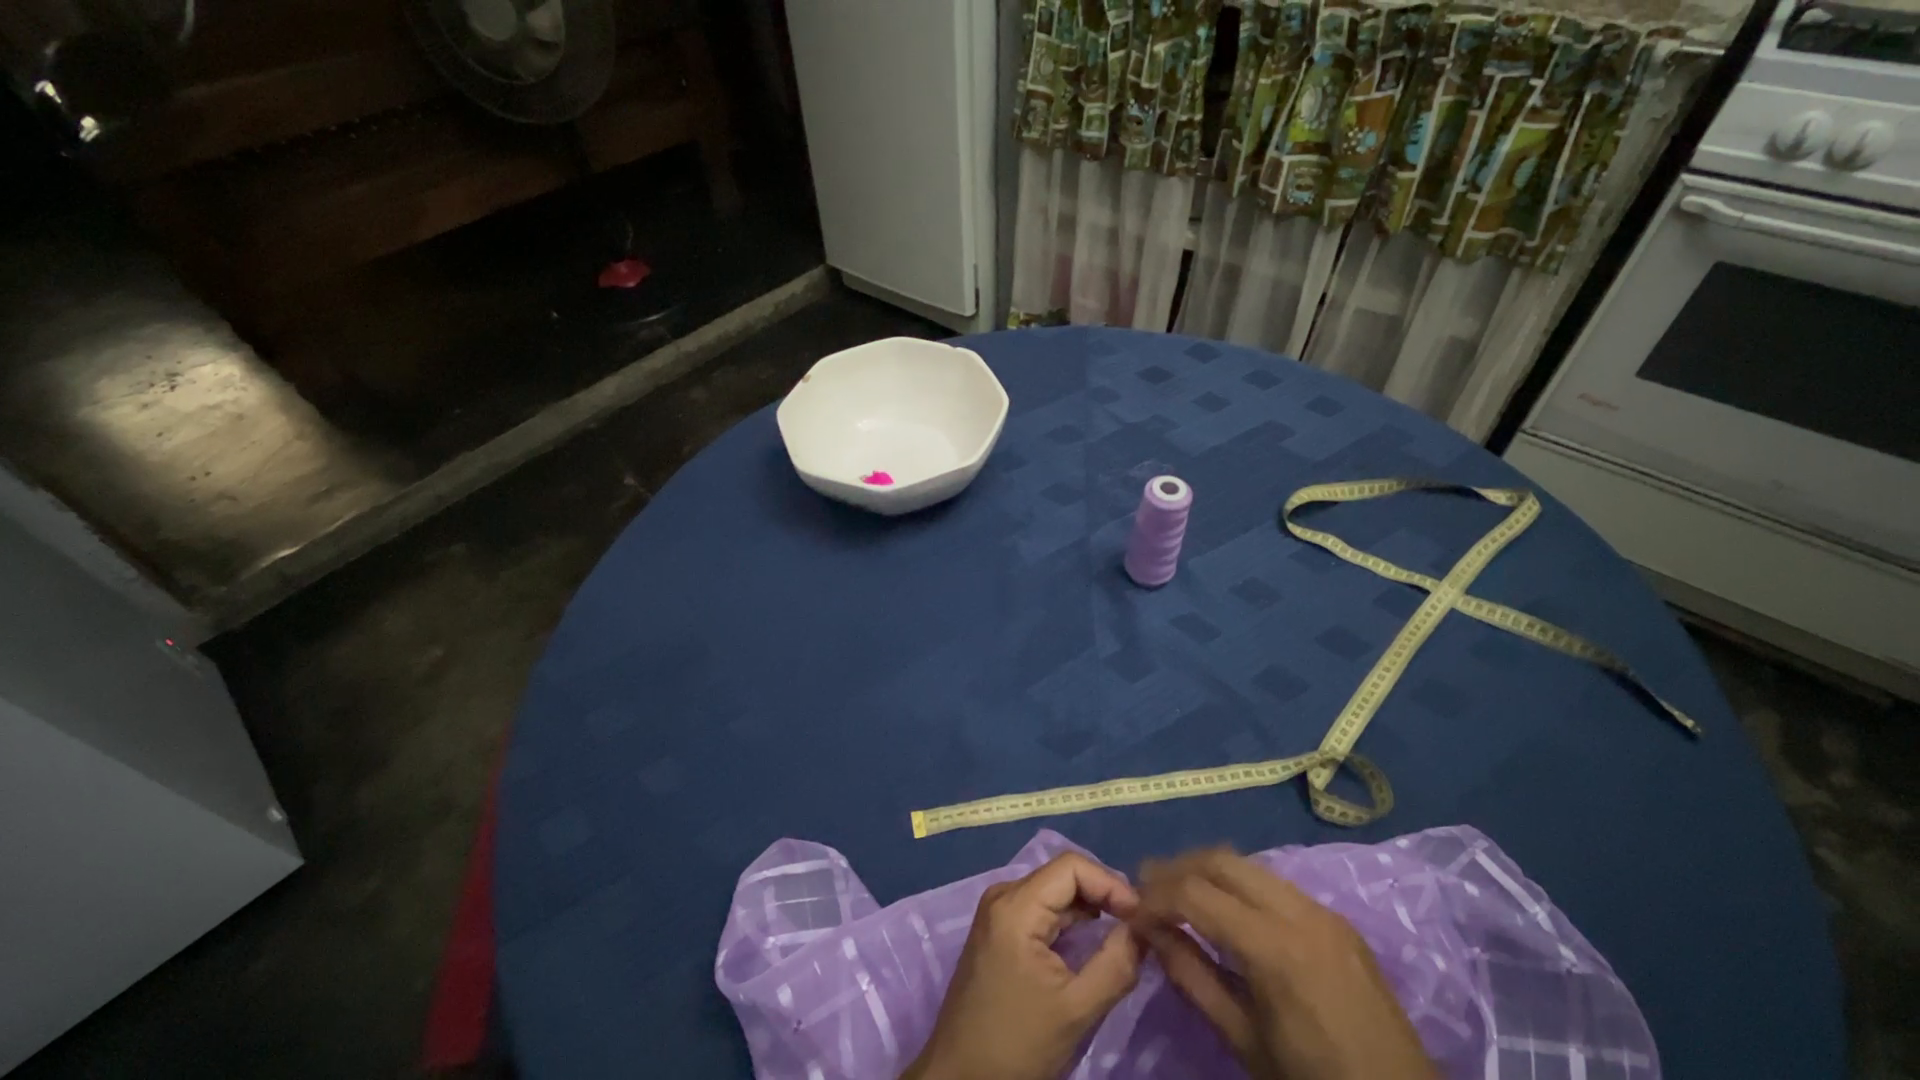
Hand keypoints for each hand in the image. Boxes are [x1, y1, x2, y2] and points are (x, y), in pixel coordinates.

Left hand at [901, 853, 1142, 1079]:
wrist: (961, 1077)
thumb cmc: (1016, 1043)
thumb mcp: (1077, 1008)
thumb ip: (1117, 963)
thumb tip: (1145, 926)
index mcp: (1014, 906)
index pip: (1072, 866)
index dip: (1112, 884)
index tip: (1141, 918)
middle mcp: (1002, 898)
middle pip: (1064, 877)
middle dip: (1105, 896)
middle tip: (1139, 928)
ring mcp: (998, 914)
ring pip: (1055, 894)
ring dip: (1092, 910)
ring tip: (1125, 937)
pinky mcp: (999, 933)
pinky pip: (1042, 912)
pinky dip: (1073, 923)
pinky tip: (1095, 946)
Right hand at [1134, 848, 1437, 1079]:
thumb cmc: (1311, 1078)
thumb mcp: (1241, 1038)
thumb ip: (1191, 975)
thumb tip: (1150, 929)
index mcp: (1273, 947)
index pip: (1195, 893)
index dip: (1155, 895)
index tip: (1130, 910)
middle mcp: (1299, 912)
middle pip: (1222, 861)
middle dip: (1178, 868)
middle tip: (1147, 889)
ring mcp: (1324, 911)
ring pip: (1251, 866)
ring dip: (1209, 872)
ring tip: (1181, 896)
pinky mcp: (1339, 920)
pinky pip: (1277, 884)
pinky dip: (1241, 886)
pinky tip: (1228, 911)